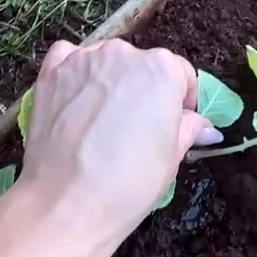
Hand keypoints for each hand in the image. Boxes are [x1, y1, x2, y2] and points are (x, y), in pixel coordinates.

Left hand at [17, 39, 221, 254]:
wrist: (67, 202)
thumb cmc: (130, 183)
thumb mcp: (172, 157)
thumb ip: (189, 129)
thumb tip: (205, 126)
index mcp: (161, 69)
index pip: (180, 74)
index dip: (181, 99)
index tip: (174, 122)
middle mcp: (123, 53)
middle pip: (141, 65)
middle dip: (143, 90)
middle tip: (136, 128)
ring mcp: (83, 58)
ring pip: (105, 60)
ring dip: (109, 80)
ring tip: (101, 119)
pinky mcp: (51, 71)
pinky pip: (68, 59)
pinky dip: (74, 73)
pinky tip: (74, 100)